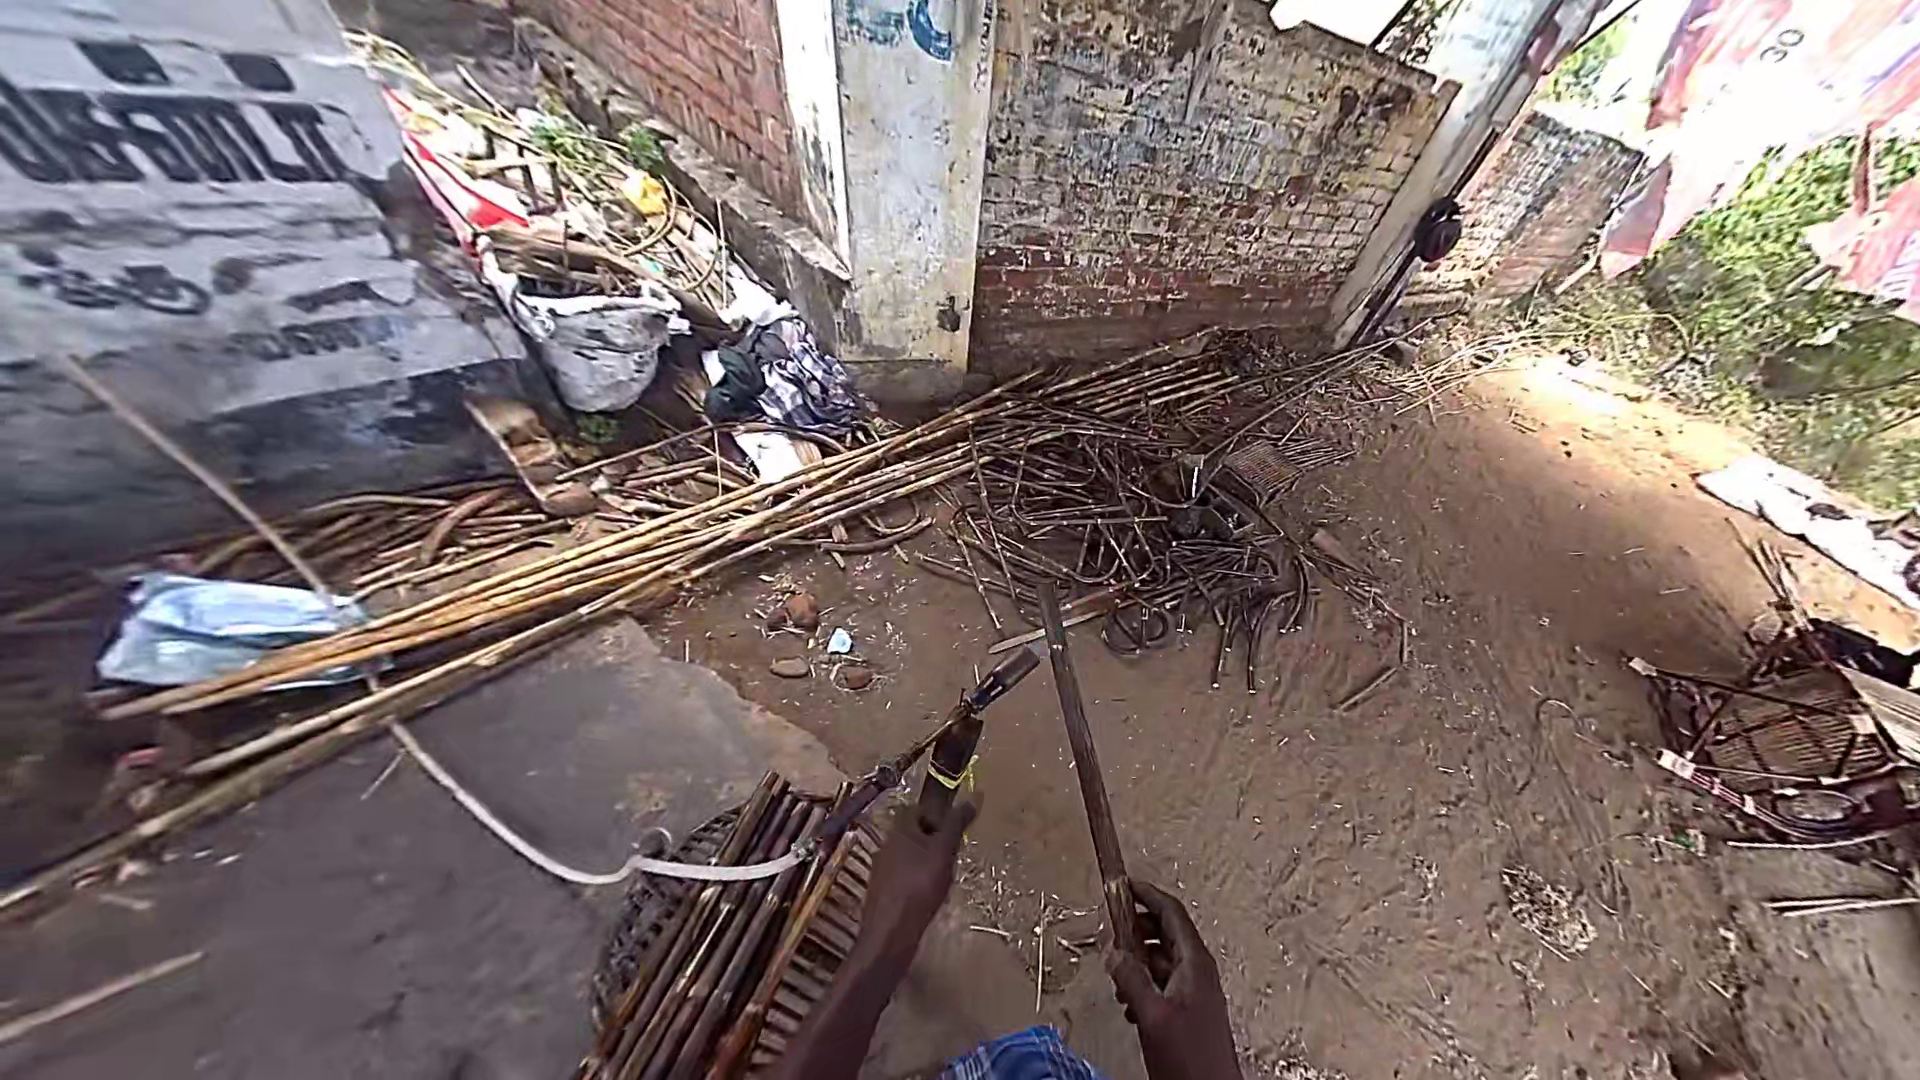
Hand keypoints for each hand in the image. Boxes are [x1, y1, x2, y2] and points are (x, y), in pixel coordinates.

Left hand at [859, 800, 976, 956]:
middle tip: (952, 855)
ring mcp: (881, 869)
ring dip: (926, 862)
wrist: (890, 933)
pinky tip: (928, 898)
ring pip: (908, 856)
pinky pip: (903, 877)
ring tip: (943, 878)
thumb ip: (957, 824)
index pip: (918, 809)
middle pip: (913, 833)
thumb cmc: (919, 885)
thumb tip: (973, 795)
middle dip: (934, 841)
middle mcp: (887, 844)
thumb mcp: (944, 851)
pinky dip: (917, 881)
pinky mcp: (882, 892)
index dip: (937, 816)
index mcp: (899, 829)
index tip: (954, 831)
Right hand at [1107, 880, 1240, 1079]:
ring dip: (1137, 957)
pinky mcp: (1188, 1010)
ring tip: (1116, 972)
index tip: (1123, 884)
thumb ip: (1131, 979)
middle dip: (1137, 925)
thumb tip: (1112, 951)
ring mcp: (1194, 991)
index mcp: (1194, 962)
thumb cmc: (1188, 1058)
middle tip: (1112, 928)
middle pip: (1166, 930)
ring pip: (1161, 956)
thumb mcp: (1153, 1015)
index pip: (1171, 911)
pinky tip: (1128, 1001)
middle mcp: (1197, 970)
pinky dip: (1143, 980)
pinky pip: (1162, 980)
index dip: (1147, 894)